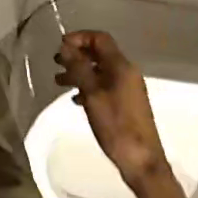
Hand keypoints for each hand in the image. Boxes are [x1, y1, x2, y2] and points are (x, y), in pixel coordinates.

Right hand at [55, 30, 168, 190]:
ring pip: (100, 71)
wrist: (142, 160)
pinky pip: (104, 86)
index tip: (60, 46)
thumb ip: (78, 68)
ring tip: (59, 82)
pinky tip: (75, 100)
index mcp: (121, 66)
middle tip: (56, 63)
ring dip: (80, 72)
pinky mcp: (126, 103)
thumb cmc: (116, 125)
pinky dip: (88, 87)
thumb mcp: (92, 94)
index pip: (100, 38)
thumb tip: (65, 47)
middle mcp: (127, 72)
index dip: (79, 37)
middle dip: (76, 55)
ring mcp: (128, 88)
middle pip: (99, 54)